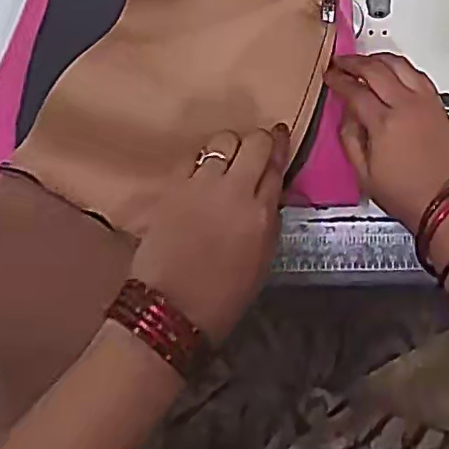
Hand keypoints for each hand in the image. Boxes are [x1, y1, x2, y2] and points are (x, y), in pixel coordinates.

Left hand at [129, 126, 289, 342]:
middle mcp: (235, 191)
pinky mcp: (173, 186)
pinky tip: (202, 172)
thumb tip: (269, 189)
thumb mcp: (262, 259)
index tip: (279, 137)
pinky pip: (194, 155)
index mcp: (262, 214)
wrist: (169, 311)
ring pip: (224, 140)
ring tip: (227, 160)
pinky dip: (202, 158)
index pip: (277, 164)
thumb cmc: (222, 296)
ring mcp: (202, 185)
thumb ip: (269, 217)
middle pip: (255, 142)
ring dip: (230, 146)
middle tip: (256, 150)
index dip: (279, 148)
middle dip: (259, 141)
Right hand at [325, 54, 448, 229]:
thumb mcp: (363, 173)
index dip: (338, 79)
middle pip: (375, 69)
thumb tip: (347, 112)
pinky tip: (392, 69)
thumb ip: (350, 137)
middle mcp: (406, 106)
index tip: (330, 76)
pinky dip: (401, 67)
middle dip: (353, 62)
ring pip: (399, 64)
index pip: (355, 89)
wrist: (442, 201)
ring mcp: (424, 102)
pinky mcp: (437, 104)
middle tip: (342, 62)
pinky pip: (417, 74)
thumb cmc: (406, 192)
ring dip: (378, 58)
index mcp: (384, 124)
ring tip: (365, 61)